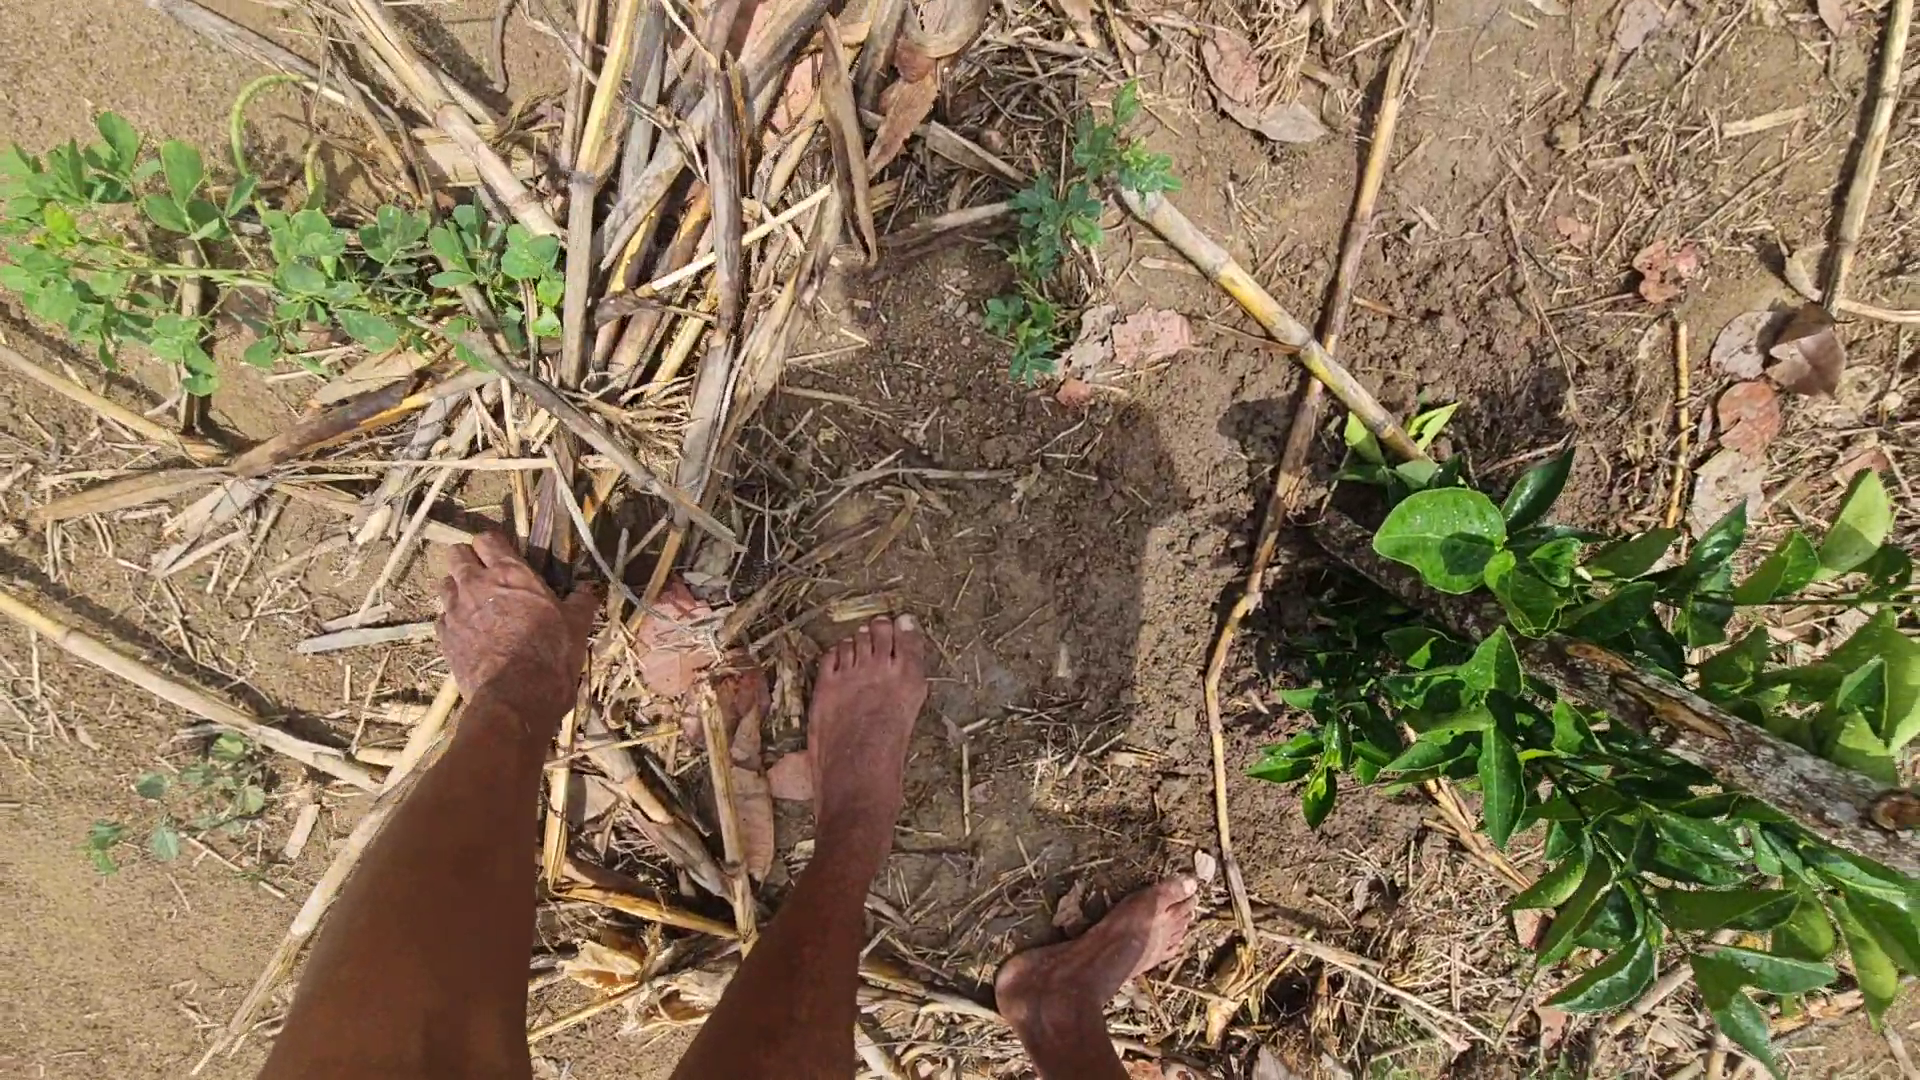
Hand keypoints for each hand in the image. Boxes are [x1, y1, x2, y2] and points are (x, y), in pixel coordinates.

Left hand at [437, 531, 598, 701]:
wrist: (518, 695)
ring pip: (444, 584)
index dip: (494, 544)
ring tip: (475, 601)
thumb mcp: (577, 623)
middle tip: (486, 573)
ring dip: (457, 587)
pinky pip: (442, 617)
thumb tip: (588, 589)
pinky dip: (453, 618)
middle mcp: (476, 585)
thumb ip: (581, 600)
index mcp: (511, 574)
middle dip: (468, 558)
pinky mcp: (444, 637)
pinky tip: (470, 629)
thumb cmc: (552, 651)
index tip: (505, 554)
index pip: (488, 539)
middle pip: (456, 555)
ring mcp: (455, 611)